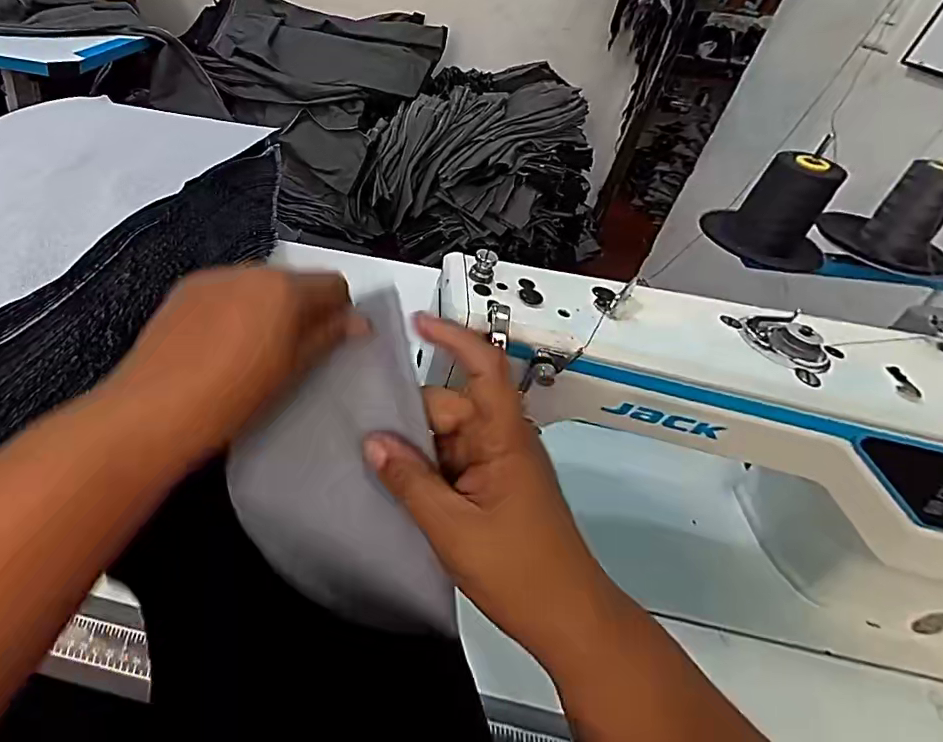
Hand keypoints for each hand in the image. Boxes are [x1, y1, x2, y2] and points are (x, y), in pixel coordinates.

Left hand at [110, 267, 361, 458]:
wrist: (152, 411)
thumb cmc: (231, 398)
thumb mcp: (290, 371)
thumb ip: (326, 338)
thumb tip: (357, 322)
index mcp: (285, 289)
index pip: (333, 284)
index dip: (338, 309)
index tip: (332, 337)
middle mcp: (251, 270)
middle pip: (293, 281)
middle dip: (300, 307)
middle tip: (292, 350)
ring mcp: (215, 277)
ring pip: (257, 284)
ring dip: (265, 306)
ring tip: (250, 351)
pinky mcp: (185, 288)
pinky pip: (225, 290)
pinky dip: (232, 308)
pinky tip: (218, 345)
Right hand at [365, 314, 614, 660]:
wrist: (568, 620)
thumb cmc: (527, 574)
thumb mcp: (453, 528)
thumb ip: (410, 481)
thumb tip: (376, 444)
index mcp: (504, 437)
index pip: (485, 367)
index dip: (454, 338)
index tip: (421, 323)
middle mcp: (502, 441)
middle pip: (448, 405)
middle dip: (410, 419)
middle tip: (374, 442)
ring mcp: (496, 463)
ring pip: (444, 435)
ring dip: (417, 450)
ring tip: (387, 475)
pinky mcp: (490, 484)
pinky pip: (450, 460)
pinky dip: (426, 470)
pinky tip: (404, 490)